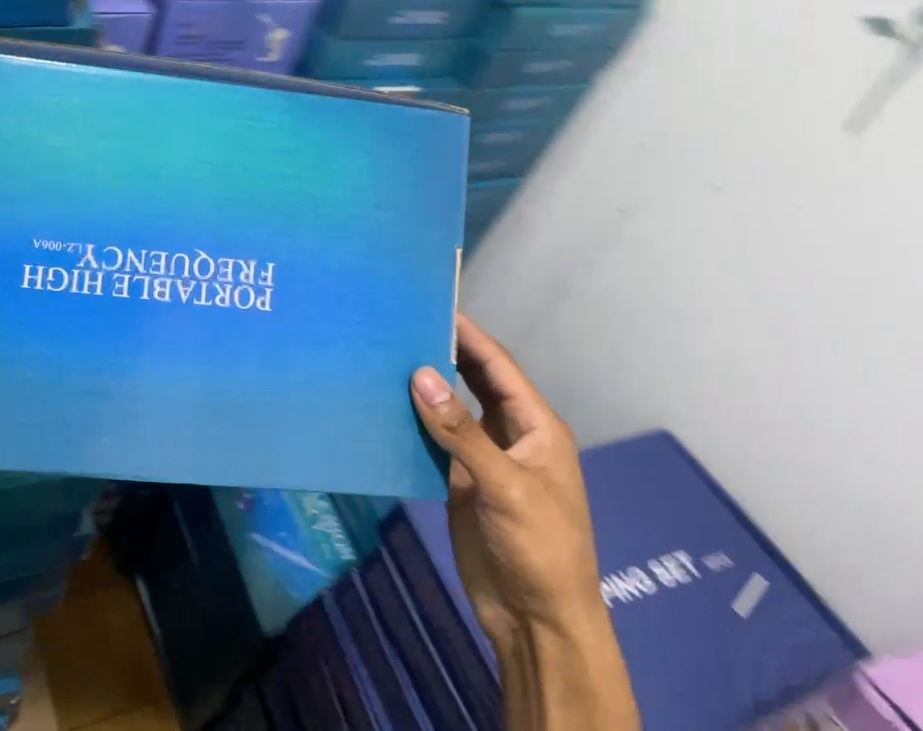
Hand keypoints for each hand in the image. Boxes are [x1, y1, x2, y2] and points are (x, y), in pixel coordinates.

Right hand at [410, 315, 600, 636]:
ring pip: (451, 411)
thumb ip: (461, 432)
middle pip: (475, 382)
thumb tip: (419, 374)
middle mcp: (511, 436)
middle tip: (400, 324)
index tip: (433, 304)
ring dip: (425, 387)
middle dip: (445, 353)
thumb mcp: (504, 486)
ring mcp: (484, 460)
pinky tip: (382, 408)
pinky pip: (434, 442)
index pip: (499, 368)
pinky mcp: (460, 483)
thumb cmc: (540, 547)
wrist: (536, 617)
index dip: (469, 335)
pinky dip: (412, 423)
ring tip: (383, 356)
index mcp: (537, 428)